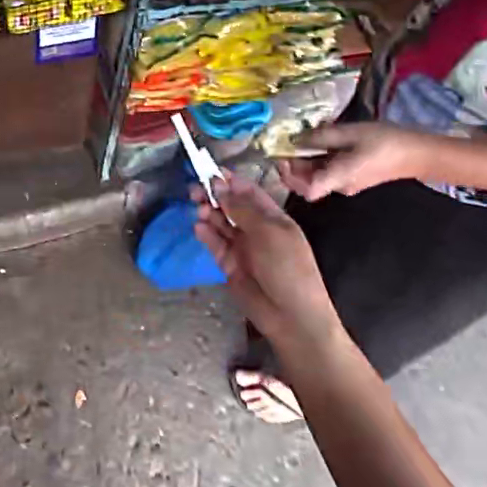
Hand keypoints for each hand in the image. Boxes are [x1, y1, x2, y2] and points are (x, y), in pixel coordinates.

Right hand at [193, 174, 341, 349]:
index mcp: (273, 216)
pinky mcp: (230, 266)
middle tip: (194, 189)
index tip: (209, 170)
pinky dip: (206, 235)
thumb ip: (241, 208)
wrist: (292, 317)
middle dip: (214, 195)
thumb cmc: (287, 267)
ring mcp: (243, 248)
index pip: (248, 191)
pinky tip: (198, 227)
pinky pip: (215, 245)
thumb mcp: (268, 232)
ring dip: (209, 213)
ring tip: (198, 208)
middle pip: (231, 206)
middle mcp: (256, 229)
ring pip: (221, 223)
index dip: (230, 180)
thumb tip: (220, 185)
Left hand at [275, 121, 431, 200]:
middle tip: (288, 141)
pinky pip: (328, 171)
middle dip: (293, 164)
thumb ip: (322, 136)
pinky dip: (318, 159)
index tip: (283, 155)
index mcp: (339, 177)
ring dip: (305, 160)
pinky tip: (321, 140)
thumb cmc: (385, 141)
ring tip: (302, 137)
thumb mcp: (350, 133)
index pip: (306, 189)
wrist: (417, 153)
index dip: (289, 176)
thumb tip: (296, 139)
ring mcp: (346, 184)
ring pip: (316, 176)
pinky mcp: (352, 177)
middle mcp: (340, 186)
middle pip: (307, 183)